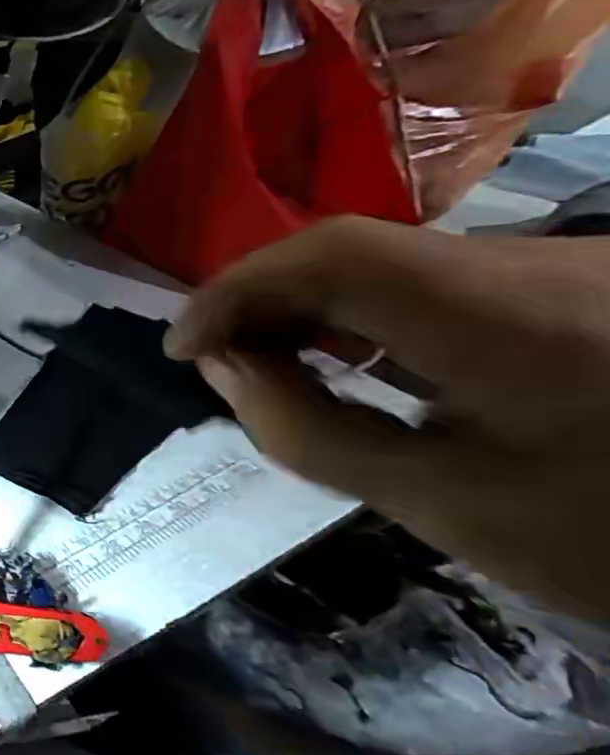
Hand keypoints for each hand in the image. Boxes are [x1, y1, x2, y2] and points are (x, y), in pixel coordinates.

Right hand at [165, 217, 609, 612]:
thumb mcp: (443, 503)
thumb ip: (308, 432)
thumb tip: (222, 367)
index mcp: (512, 322)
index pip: (334, 256)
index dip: (235, 289)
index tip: (184, 348)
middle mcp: (542, 269)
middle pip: (353, 251)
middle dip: (258, 301)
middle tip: (213, 360)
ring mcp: (569, 269)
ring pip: (387, 262)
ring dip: (302, 307)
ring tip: (262, 360)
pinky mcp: (578, 284)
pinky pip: (430, 280)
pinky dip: (355, 313)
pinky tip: (340, 354)